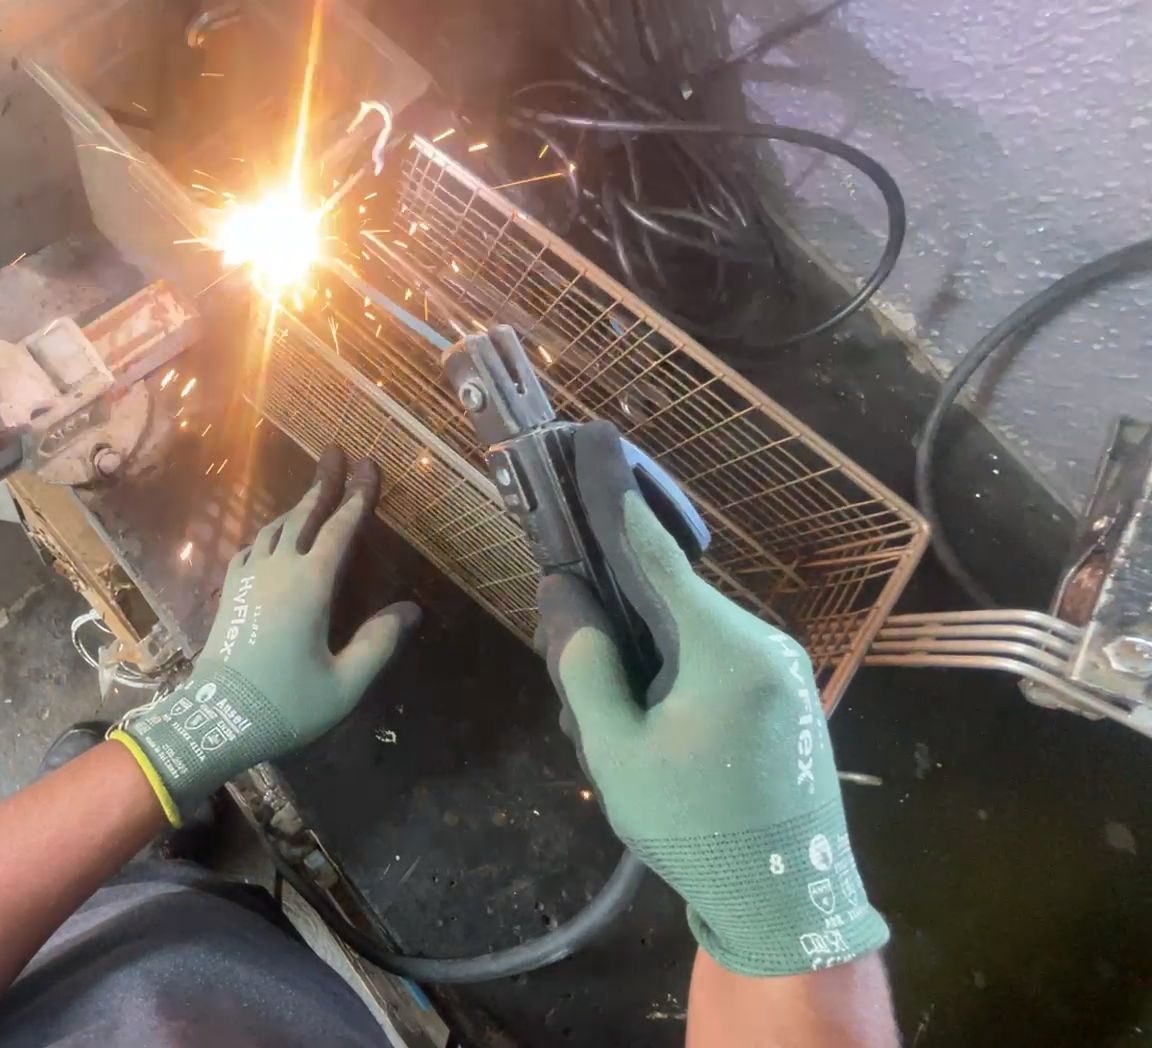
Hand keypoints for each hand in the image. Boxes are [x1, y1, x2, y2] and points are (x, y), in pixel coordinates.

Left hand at [113, 447, 420, 824]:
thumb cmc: (286, 705)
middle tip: (336, 454)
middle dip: (323, 485)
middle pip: (302, 516)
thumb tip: (410, 609)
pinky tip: (272, 537)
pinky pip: (250, 547)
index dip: (357, 498)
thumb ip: (378, 643)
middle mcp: (276, 570)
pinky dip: (268, 533)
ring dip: (296, 507)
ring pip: (273, 529)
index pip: (339, 530)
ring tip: (313, 492)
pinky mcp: (230, 592)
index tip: (369, 468)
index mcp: (309, 586)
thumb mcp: (344, 683)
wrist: (217, 719)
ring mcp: (247, 578)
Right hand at [538, 422, 887, 975]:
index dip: (617, 503)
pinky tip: (635, 714)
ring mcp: (776, 668)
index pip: (656, 555)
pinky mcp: (776, 693)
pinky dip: (658, 666)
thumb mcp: (614, 746)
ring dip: (629, 651)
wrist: (788, 904)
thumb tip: (564, 594)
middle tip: (563, 657)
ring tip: (600, 713)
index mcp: (726, 648)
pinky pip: (702, 654)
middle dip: (605, 612)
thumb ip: (585, 663)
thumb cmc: (692, 824)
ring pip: (678, 627)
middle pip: (661, 595)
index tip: (594, 449)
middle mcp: (760, 643)